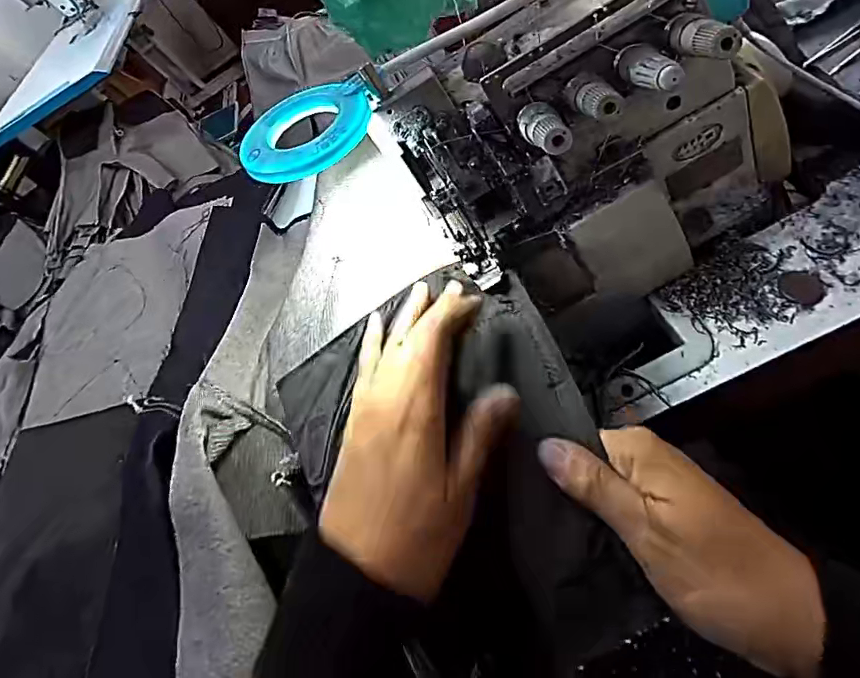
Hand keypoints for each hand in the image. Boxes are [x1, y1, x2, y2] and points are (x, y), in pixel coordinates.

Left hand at [320, 280, 519, 602]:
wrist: (354, 571)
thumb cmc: (414, 537)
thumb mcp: (459, 491)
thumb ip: (480, 435)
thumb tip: (505, 393)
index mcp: (416, 410)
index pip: (432, 343)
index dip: (451, 315)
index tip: (471, 301)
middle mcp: (386, 398)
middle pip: (407, 337)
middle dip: (430, 309)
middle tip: (451, 289)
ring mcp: (366, 406)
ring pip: (384, 345)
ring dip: (403, 317)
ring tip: (419, 295)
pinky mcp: (354, 419)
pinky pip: (364, 365)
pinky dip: (372, 341)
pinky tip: (374, 328)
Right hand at [539, 427, 824, 677]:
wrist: (787, 617)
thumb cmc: (717, 572)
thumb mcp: (645, 531)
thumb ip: (594, 485)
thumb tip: (546, 446)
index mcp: (639, 448)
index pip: (574, 439)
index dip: (552, 467)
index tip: (530, 494)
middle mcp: (650, 456)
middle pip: (587, 463)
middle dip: (569, 493)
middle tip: (550, 526)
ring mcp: (661, 484)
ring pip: (604, 488)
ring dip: (589, 513)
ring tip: (568, 538)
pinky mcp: (668, 510)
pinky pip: (624, 505)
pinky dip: (611, 525)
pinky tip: (598, 545)